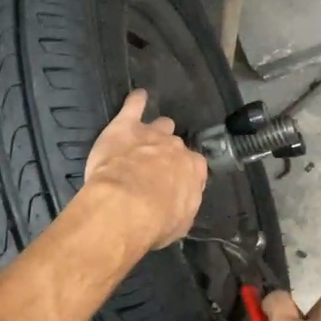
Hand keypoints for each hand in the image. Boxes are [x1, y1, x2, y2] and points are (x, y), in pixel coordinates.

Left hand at [82, 89, 208, 250]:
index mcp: (194, 170)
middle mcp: (177, 148)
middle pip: (176, 146)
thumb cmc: (155, 221)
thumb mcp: (179, 223)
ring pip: (160, 125)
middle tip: (154, 168)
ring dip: (156, 130)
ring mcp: (152, 134)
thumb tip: (177, 204)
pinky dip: (136, 101)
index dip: (183, 175)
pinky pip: (134, 106)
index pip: (194, 167)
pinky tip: (138, 97)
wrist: (126, 205)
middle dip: (168, 154)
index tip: (173, 184)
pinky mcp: (126, 126)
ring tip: (147, 135)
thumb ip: (182, 207)